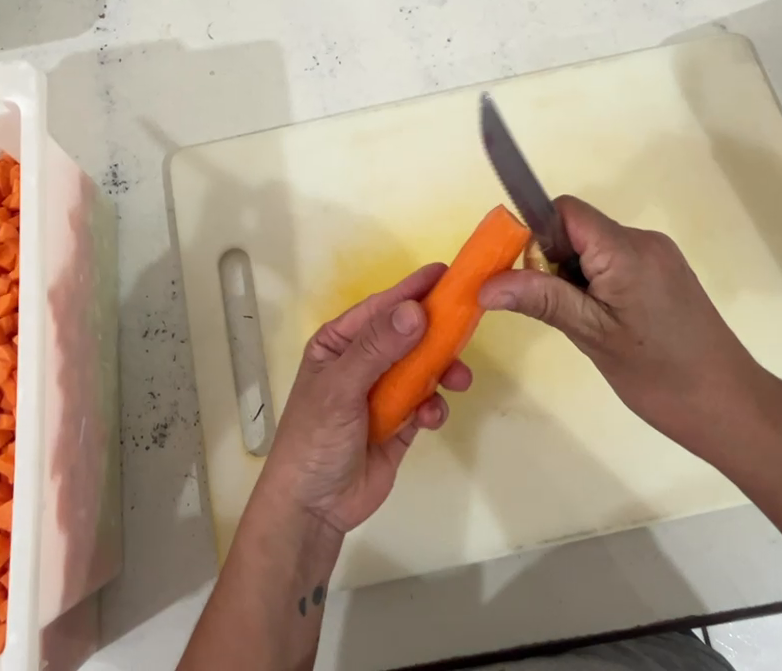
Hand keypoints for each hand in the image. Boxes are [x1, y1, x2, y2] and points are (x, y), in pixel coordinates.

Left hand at [251, 263, 472, 534]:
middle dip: (436, 332)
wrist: (313, 508)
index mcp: (340, 344)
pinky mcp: (400, 423)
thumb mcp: (341, 388)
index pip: (380, 309)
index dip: (412, 291)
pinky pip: (426, 403)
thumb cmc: (315, 439)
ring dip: (442, 370)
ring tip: (458, 380)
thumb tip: (415, 309)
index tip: (447, 274)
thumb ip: (378, 349)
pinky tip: (431, 417)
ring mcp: (383, 392)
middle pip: (408, 335)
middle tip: (467, 325)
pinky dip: (434, 407)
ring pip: (423, 367)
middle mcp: (363, 362)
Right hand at [478, 196, 773, 453]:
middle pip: (576, 228)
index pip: (564, 210)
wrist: (731, 407)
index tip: (525, 275)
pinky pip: (613, 261)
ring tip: (582, 323)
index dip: (536, 233)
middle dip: (552, 260)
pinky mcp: (664, 275)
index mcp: (626, 249)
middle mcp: (643, 242)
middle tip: (554, 310)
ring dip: (573, 275)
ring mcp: (658, 257)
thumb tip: (485, 285)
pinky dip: (594, 282)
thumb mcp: (592, 336)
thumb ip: (541, 299)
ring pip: (592, 247)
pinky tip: (603, 322)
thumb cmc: (660, 374)